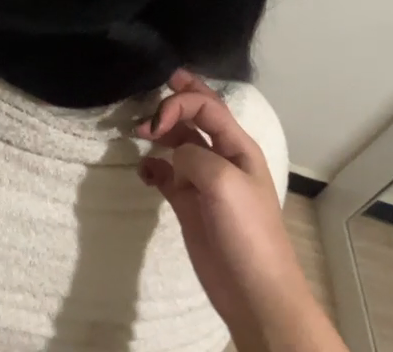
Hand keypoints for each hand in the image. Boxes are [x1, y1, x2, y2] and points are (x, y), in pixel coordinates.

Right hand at [136, 71, 344, 351]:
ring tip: (140, 134)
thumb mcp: (223, 180)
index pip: (207, 106)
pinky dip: (152, 166)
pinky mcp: (187, 204)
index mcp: (237, 146)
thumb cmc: (246, 229)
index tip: (156, 122)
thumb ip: (193, 154)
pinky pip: (164, 174)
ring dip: (159, 133)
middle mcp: (221, 157)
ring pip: (177, 142)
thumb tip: (172, 157)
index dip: (180, 103)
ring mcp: (203, 181)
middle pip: (195, 117)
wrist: (253, 290)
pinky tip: (144, 172)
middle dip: (173, 103)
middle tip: (147, 101)